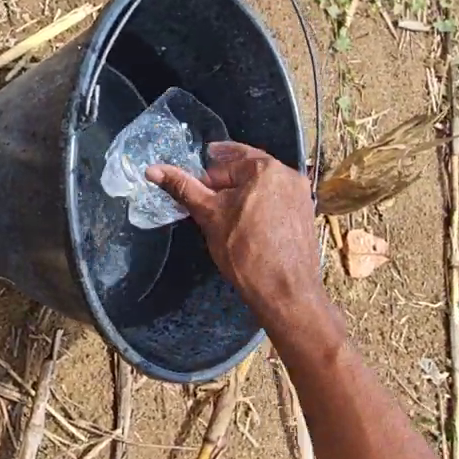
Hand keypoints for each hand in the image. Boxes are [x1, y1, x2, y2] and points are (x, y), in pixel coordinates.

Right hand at [147, 142, 340, 355]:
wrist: (285, 292)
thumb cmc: (244, 250)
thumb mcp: (208, 215)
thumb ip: (182, 188)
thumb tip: (152, 170)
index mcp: (266, 167)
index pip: (224, 166)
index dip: (205, 182)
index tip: (196, 199)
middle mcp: (289, 174)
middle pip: (247, 170)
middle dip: (225, 184)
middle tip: (208, 202)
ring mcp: (301, 195)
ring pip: (262, 186)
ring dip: (242, 195)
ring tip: (227, 217)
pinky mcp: (306, 215)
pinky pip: (277, 201)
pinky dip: (260, 207)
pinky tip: (249, 227)